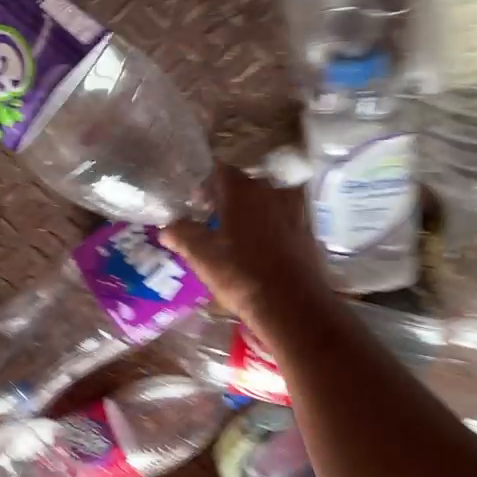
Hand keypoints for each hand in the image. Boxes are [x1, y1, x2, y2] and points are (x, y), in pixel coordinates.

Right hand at [162, 163, 333, 329]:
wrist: (293, 306)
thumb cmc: (241, 274)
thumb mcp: (201, 256)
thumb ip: (182, 235)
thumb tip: (167, 228)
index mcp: (243, 191)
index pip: (220, 170)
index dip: (204, 183)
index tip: (195, 201)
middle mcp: (272, 192)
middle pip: (245, 184)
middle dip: (228, 197)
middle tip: (213, 218)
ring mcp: (296, 211)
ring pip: (268, 201)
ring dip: (252, 211)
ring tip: (238, 233)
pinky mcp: (309, 232)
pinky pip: (285, 219)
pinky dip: (272, 226)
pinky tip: (263, 248)